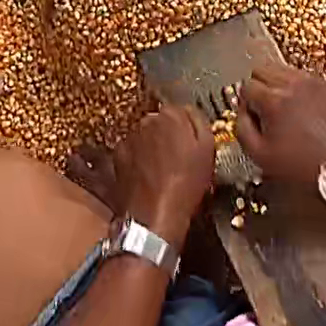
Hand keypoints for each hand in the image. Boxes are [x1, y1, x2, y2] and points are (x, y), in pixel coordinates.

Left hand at [114, 105, 214, 244]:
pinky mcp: (118, 154)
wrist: (155, 214)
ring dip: (151, 146)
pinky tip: (146, 175)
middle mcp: (147, 120)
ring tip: (161, 170)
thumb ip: (199, 122)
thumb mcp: (207, 150)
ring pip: (144, 136)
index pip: (178, 111)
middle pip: (159, 122)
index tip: (189, 142)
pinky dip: (137, 158)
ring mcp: (130, 137)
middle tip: (176, 158)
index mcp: (171, 115)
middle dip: (166, 135)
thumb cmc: (186, 184)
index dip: (185, 128)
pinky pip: (131, 150)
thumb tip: (190, 111)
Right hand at [236, 64, 325, 185]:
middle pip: (259, 70)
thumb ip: (241, 126)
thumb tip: (241, 108)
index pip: (246, 86)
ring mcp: (307, 80)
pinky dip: (290, 83)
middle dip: (257, 87)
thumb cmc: (299, 163)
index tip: (253, 117)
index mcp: (272, 100)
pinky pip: (295, 73)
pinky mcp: (320, 82)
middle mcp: (289, 84)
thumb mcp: (258, 153)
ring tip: (280, 106)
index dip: (246, 103)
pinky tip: (295, 104)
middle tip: (264, 109)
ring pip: (277, 67)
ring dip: (273, 83)